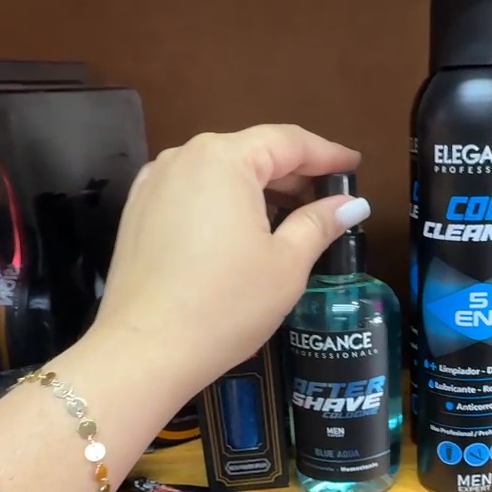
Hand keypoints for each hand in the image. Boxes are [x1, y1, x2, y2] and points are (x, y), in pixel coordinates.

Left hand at [85, 125, 365, 405]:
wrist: (146, 350)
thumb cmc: (226, 305)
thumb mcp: (286, 265)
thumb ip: (319, 224)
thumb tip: (351, 204)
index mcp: (224, 158)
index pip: (288, 142)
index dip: (327, 154)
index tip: (354, 167)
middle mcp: (184, 157)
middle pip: (251, 153)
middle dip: (293, 174)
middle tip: (328, 200)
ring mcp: (154, 183)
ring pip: (220, 174)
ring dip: (259, 191)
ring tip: (291, 220)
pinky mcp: (138, 213)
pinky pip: (193, 194)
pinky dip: (224, 205)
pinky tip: (242, 233)